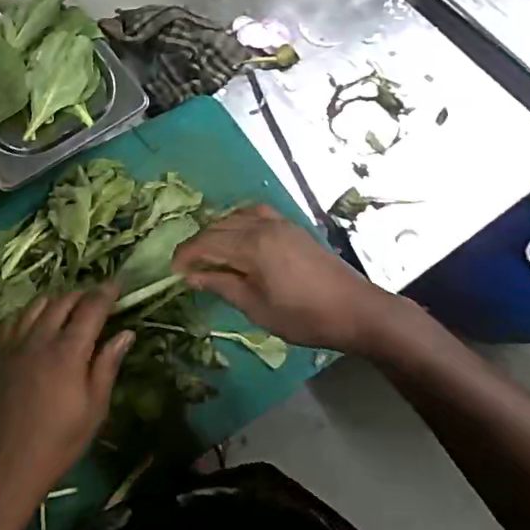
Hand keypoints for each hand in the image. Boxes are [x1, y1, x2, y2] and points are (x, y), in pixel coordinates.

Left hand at [0, 285, 133, 496]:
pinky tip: (37, 320)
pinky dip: (29, 312)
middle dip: (83, 293)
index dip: (106, 292)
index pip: (91, 308)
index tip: (118, 284)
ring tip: (70, 305)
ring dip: (57, 298)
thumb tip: (126, 332)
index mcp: (68, 351)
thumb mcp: (95, 406)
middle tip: (98, 298)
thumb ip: (108, 364)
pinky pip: (14, 319)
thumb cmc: (61, 439)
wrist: (10, 459)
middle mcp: (39, 338)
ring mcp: (14, 343)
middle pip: (63, 300)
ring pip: (36, 305)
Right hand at [172, 205, 420, 352]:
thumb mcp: (256, 308)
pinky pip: (255, 214)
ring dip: (216, 231)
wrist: (357, 310)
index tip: (172, 272)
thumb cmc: (304, 316)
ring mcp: (280, 223)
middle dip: (197, 245)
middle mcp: (262, 225)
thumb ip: (222, 286)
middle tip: (186, 267)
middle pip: (217, 227)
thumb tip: (192, 277)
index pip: (205, 244)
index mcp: (251, 245)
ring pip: (235, 216)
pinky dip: (237, 222)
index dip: (184, 256)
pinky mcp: (292, 227)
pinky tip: (237, 238)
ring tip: (208, 253)